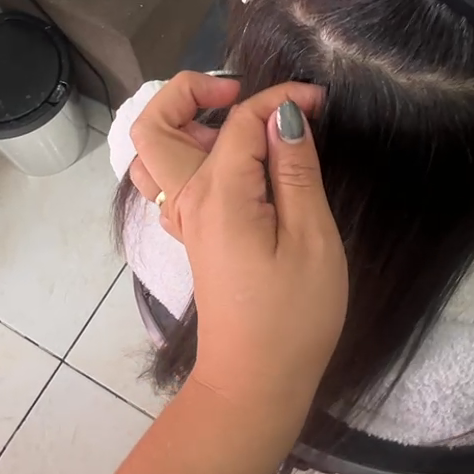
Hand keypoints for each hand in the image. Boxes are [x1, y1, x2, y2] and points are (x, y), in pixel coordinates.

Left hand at [128, 74, 345, 425]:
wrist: (256, 381)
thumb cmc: (294, 316)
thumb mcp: (312, 239)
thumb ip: (296, 170)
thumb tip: (284, 115)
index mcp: (217, 195)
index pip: (238, 120)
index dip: (279, 98)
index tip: (319, 100)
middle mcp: (187, 200)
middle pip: (153, 125)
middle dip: (189, 92)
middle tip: (238, 93)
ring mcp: (183, 219)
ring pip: (154, 153)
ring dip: (183, 123)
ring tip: (235, 125)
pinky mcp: (193, 236)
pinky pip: (170, 181)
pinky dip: (188, 155)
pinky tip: (232, 165)